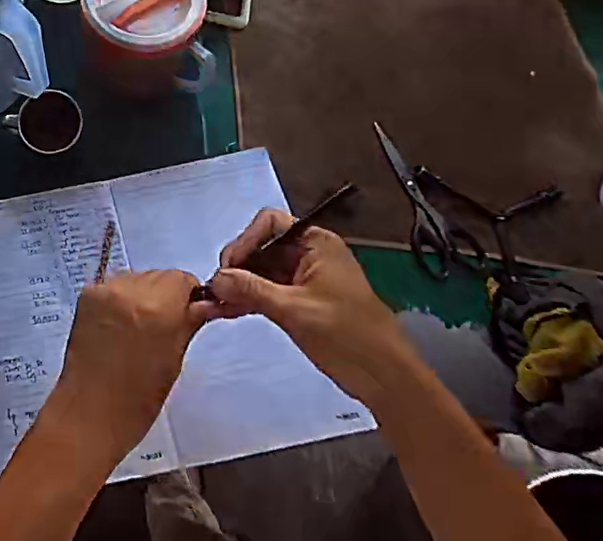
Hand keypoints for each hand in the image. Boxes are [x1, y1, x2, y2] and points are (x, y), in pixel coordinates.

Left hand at [37, 269, 215, 464]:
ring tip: (137, 327)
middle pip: (159, 275)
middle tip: (162, 325)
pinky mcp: (87, 295)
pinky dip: (120, 298)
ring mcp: (106, 291)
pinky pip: (114, 285)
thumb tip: (206, 303)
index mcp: (158, 309)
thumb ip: (188, 323)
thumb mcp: (173, 361)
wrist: (88, 414)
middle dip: (166, 295)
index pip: (182, 279)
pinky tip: (118, 325)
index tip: (187, 313)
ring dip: (143, 294)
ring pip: (137, 277)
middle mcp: (131, 291)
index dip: (188, 296)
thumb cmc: (137, 400)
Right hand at [206, 208, 417, 407]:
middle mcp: (310, 253)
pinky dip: (251, 299)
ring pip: (263, 272)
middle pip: (263, 247)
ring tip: (215, 304)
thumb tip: (216, 279)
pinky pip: (270, 291)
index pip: (270, 224)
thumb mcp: (294, 310)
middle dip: (238, 267)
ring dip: (240, 286)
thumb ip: (252, 290)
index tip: (228, 267)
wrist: (387, 378)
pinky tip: (229, 311)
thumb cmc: (347, 335)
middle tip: (216, 290)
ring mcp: (307, 277)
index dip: (245, 241)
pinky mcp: (304, 301)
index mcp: (316, 242)